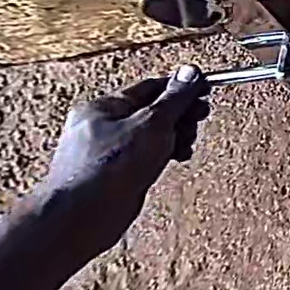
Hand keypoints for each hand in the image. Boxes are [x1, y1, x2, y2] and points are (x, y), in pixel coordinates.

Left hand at [32, 64, 210, 256]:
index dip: (181, 88)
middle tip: (198, 119)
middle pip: (154, 109)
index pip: (152, 87)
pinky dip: (166, 152)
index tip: (204, 91)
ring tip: (184, 144)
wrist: (84, 216)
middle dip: (181, 114)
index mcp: (104, 107)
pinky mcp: (116, 171)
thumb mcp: (153, 123)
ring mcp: (109, 149)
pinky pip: (148, 152)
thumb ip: (175, 98)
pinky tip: (175, 158)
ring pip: (154, 132)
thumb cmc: (108, 167)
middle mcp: (102, 125)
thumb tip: (190, 72)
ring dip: (176, 135)